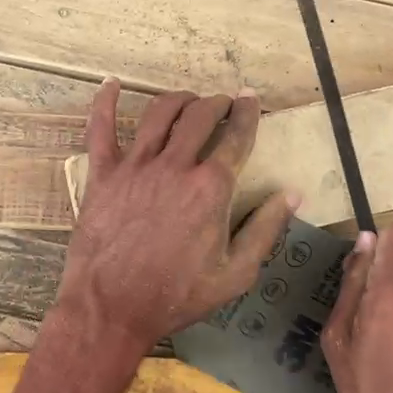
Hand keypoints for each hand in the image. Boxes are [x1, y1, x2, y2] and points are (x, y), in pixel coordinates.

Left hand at [55, 81, 297, 352]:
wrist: (112, 307)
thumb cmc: (176, 296)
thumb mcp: (235, 274)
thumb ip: (265, 230)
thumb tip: (292, 194)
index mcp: (211, 187)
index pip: (236, 136)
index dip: (247, 113)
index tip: (250, 100)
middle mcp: (175, 166)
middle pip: (199, 116)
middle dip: (216, 103)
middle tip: (222, 102)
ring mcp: (135, 167)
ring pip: (158, 114)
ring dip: (178, 99)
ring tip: (187, 100)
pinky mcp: (102, 176)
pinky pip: (100, 130)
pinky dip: (105, 103)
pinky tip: (110, 85)